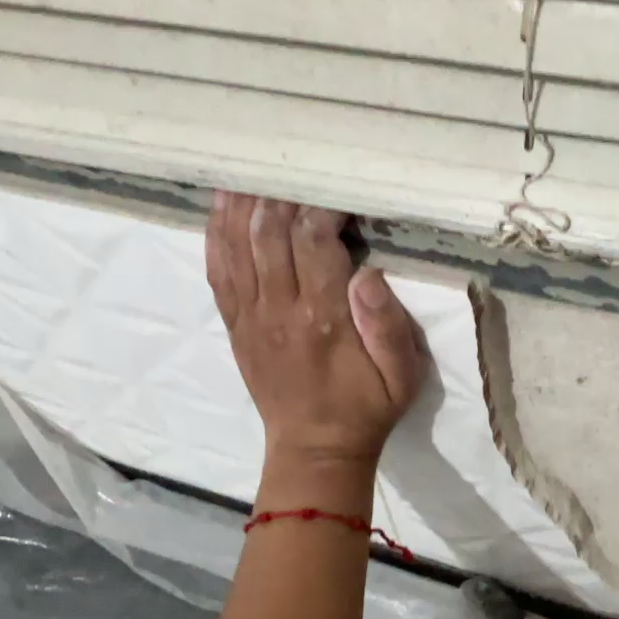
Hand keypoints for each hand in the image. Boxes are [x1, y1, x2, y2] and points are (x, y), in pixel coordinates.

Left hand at [206, 193, 425, 466]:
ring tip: (251, 170)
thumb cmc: (367, 407)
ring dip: (242, 205)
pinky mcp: (235, 326)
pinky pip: (218, 273)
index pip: (315, 242)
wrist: (316, 448)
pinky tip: (220, 206)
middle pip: (269, 234)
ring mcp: (251, 317)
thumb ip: (389, 325)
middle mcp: (280, 310)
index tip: (340, 192)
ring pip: (237, 247)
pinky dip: (215, 236)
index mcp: (324, 318)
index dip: (324, 208)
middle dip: (281, 195)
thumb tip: (367, 273)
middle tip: (295, 170)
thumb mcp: (403, 375)